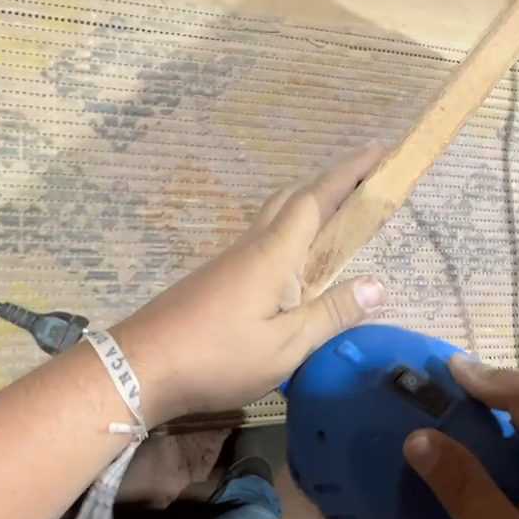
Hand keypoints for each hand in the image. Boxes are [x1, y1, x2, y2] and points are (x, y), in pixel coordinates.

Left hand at [114, 145, 388, 425]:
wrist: (141, 368)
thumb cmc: (217, 357)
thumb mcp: (285, 346)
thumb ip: (331, 313)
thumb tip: (378, 283)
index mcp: (273, 255)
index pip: (317, 199)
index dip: (349, 172)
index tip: (378, 149)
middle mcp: (252, 246)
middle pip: (293, 198)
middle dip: (331, 183)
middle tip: (364, 182)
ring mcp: (230, 260)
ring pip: (274, 216)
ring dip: (309, 206)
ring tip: (339, 217)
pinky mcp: (217, 278)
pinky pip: (262, 239)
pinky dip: (290, 233)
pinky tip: (296, 260)